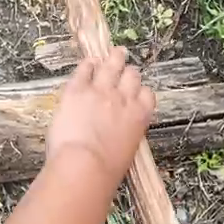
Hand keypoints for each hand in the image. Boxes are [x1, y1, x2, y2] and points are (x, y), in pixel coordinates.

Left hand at [45, 46, 155, 182]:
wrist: (84, 166)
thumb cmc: (106, 170)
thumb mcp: (126, 153)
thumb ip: (125, 135)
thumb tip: (117, 135)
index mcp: (139, 116)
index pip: (147, 94)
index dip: (141, 91)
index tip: (137, 91)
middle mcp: (123, 99)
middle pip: (131, 76)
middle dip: (128, 73)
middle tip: (125, 68)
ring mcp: (100, 91)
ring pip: (111, 66)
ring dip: (114, 58)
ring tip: (115, 53)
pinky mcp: (77, 90)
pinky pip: (84, 70)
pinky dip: (88, 65)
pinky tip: (89, 62)